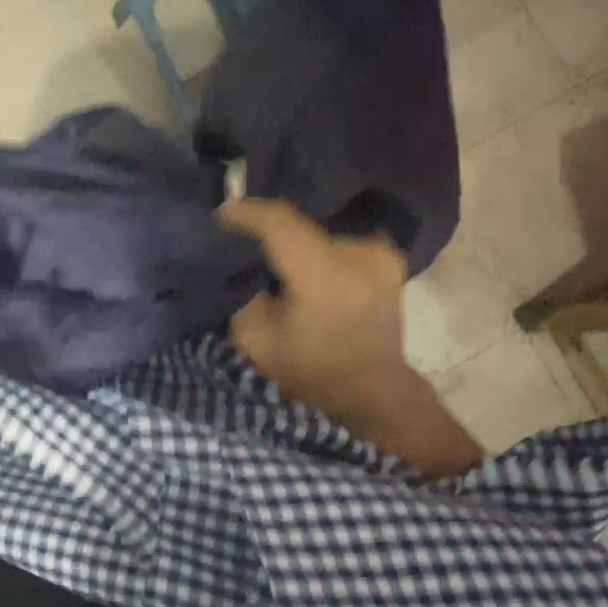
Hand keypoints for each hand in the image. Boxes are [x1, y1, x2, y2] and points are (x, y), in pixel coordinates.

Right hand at [218, 199, 412, 419]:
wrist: (371, 393)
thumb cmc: (308, 373)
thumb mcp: (255, 338)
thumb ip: (242, 288)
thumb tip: (236, 253)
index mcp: (327, 279)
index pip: (280, 223)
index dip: (246, 213)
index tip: (219, 215)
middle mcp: (361, 257)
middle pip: (299, 223)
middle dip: (265, 226)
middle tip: (237, 236)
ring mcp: (381, 253)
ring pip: (317, 228)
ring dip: (291, 236)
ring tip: (267, 248)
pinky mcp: (388, 256)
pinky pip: (338, 236)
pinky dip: (314, 243)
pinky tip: (299, 257)